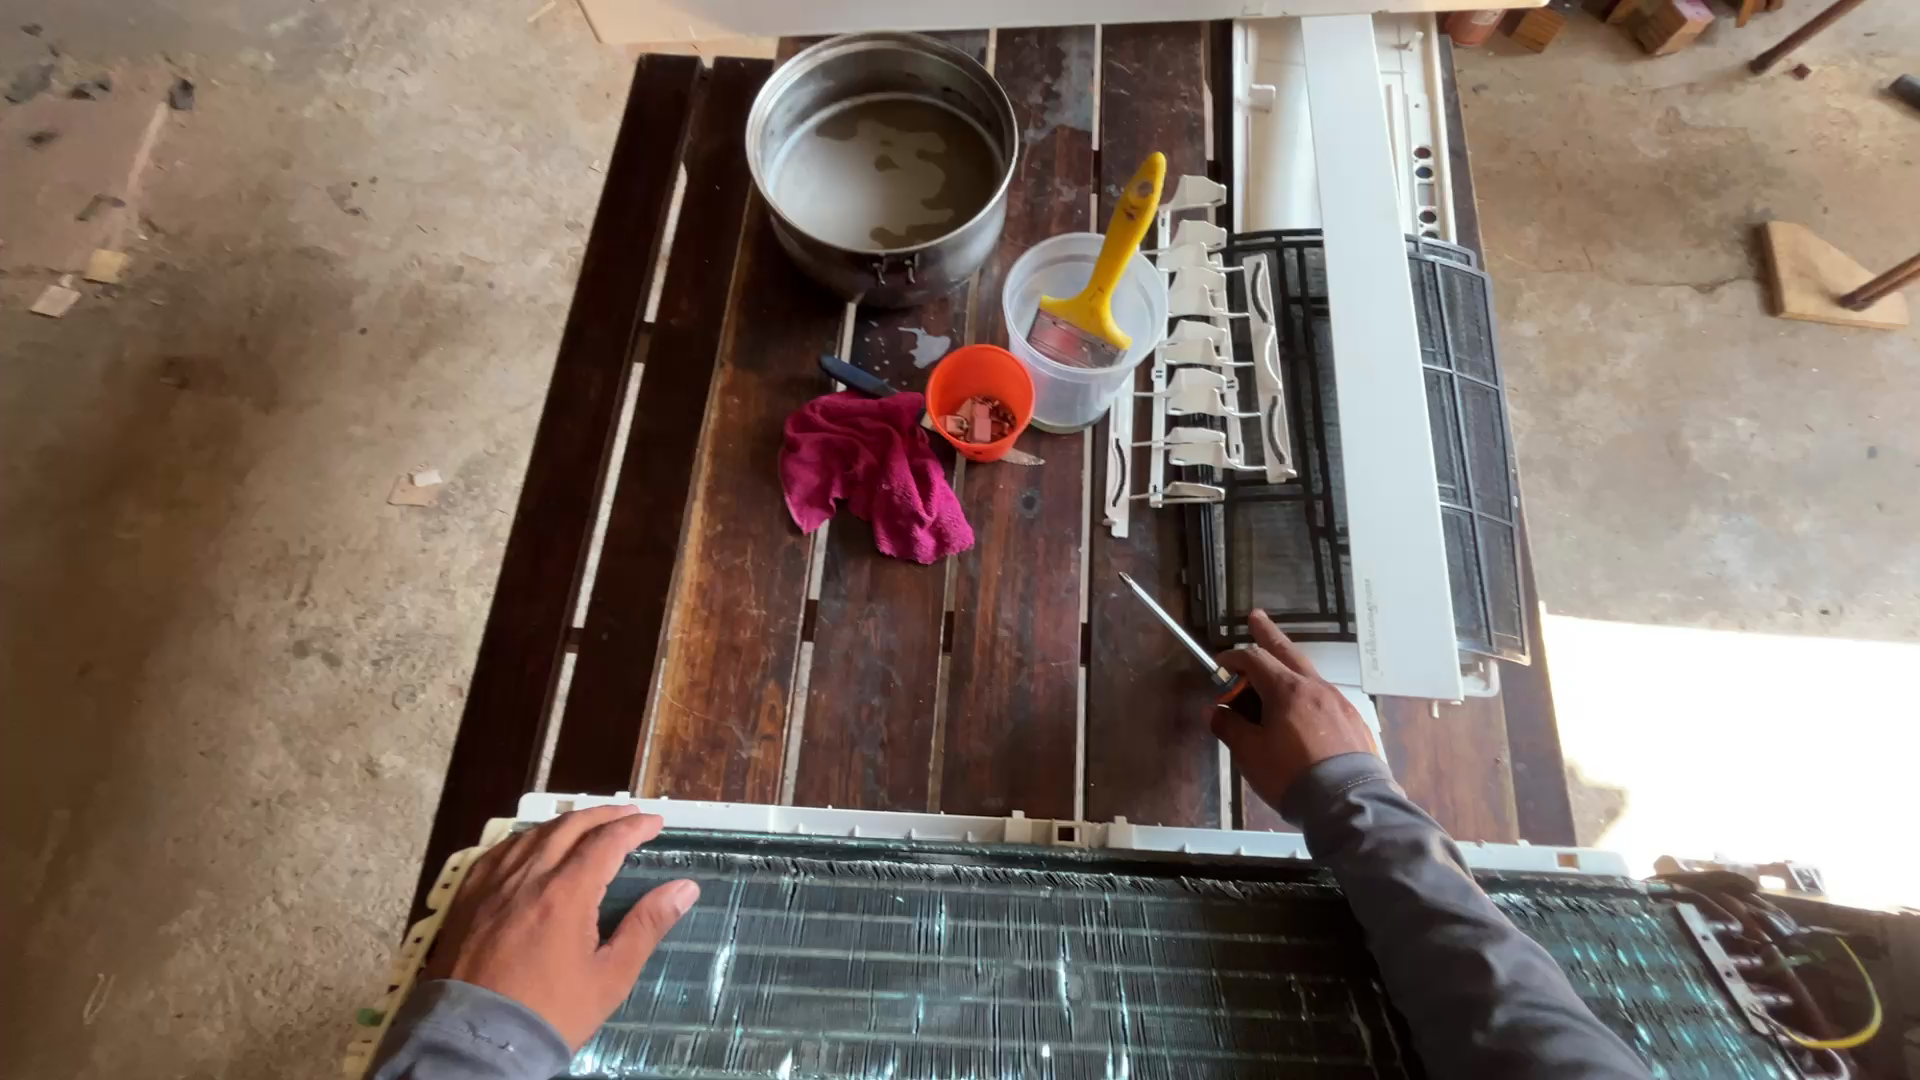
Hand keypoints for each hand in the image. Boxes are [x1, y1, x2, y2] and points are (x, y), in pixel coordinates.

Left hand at [422, 805, 698, 1049]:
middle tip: (628, 815)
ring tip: (588, 824)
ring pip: (534, 834)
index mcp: (566, 893)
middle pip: (571, 826)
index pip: (608, 841)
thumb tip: (686, 888)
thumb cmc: (548, 1014)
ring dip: (567, 823)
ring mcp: (491, 887)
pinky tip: (533, 844)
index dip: (636, 827)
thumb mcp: (609, 978)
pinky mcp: (464, 902)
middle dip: (605, 815)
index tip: (656, 824)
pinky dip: (526, 838)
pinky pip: (498, 852)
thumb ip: (647, 926)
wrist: (468, 1052)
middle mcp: (528, 878)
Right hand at [1208, 609, 1378, 811]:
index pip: (1254, 659)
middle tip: (1256, 617)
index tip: (1220, 665)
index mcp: (1286, 689)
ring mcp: (1339, 703)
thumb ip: (1229, 727)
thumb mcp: (1249, 753)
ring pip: (1308, 675)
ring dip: (1288, 669)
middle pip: (1287, 652)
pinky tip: (1302, 712)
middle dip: (1268, 634)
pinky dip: (1307, 694)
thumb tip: (1214, 712)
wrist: (1350, 805)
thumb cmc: (1291, 774)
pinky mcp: (1355, 723)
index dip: (1233, 658)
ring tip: (1274, 677)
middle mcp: (1315, 688)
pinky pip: (1325, 698)